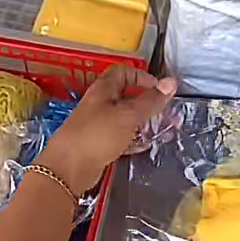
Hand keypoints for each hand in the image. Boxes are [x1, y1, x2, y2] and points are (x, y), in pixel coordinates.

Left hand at [36, 64, 176, 191]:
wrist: (68, 168)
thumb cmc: (96, 136)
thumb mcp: (128, 116)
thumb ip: (150, 101)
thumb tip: (171, 82)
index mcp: (103, 90)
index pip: (123, 72)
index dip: (142, 77)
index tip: (158, 90)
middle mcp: (99, 104)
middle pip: (126, 96)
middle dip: (146, 102)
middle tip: (164, 112)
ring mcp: (97, 124)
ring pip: (124, 118)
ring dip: (142, 122)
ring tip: (159, 131)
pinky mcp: (98, 144)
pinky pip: (119, 137)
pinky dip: (133, 139)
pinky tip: (143, 146)